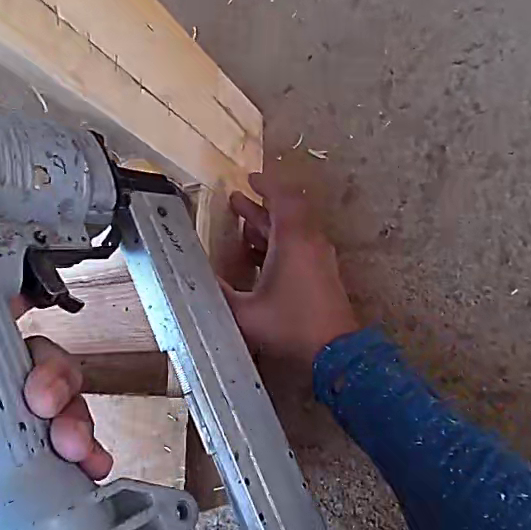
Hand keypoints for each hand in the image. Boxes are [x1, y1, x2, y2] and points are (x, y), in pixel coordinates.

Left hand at [0, 271, 114, 529]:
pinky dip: (92, 447)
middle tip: (42, 408)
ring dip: (77, 417)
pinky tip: (88, 466)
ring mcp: (16, 436)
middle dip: (54, 376)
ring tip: (69, 452)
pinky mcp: (43, 467)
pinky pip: (82, 439)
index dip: (13, 306)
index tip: (42, 301)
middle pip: (38, 358)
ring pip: (66, 397)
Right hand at [220, 172, 360, 367]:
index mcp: (294, 240)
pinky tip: (261, 257)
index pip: (283, 198)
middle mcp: (310, 242)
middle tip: (236, 202)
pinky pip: (301, 246)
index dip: (266, 185)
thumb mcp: (245, 312)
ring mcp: (320, 258)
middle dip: (260, 206)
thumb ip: (219, 293)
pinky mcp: (324, 273)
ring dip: (269, 226)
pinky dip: (281, 243)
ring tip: (243, 228)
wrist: (335, 350)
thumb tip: (195, 279)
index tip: (249, 179)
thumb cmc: (291, 326)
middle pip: (287, 212)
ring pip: (294, 230)